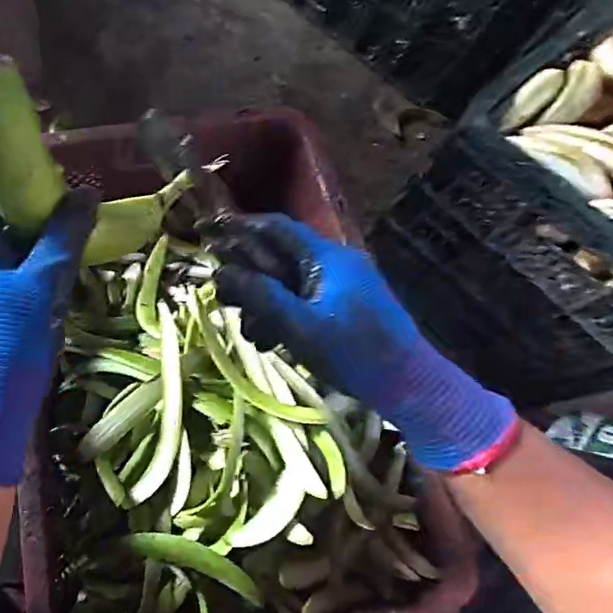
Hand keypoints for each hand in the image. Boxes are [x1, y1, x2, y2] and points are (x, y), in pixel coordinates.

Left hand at [0, 170, 97, 484]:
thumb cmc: (14, 333)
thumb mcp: (44, 279)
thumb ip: (65, 234)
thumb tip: (85, 193)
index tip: (28, 160)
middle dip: (23, 198)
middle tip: (60, 188)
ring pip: (5, 242)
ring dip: (33, 229)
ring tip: (68, 216)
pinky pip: (13, 266)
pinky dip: (35, 255)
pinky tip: (63, 254)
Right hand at [212, 214, 516, 472]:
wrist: (408, 385)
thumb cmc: (356, 353)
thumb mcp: (301, 325)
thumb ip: (261, 296)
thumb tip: (222, 272)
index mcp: (326, 257)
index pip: (275, 228)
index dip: (237, 227)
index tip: (204, 231)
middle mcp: (332, 264)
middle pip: (276, 256)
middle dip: (246, 275)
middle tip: (219, 293)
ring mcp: (338, 287)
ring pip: (285, 283)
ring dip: (261, 302)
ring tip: (248, 330)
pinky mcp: (340, 309)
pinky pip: (299, 302)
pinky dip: (279, 316)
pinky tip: (268, 341)